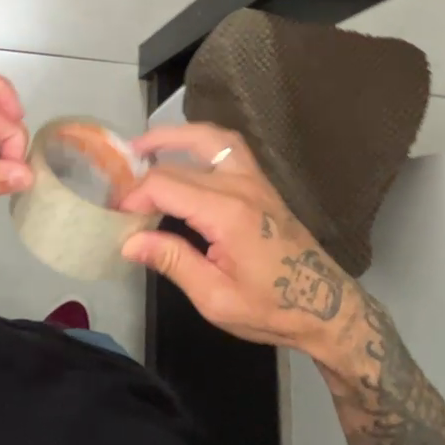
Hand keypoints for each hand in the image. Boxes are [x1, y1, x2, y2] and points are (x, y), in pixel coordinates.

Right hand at [119, 124, 371, 378]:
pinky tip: (182, 155)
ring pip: (209, 138)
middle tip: (119, 192)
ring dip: (173, 136)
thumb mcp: (216, 298)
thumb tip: (129, 241)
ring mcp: (254, 179)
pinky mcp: (261, 183)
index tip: (116, 216)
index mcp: (227, 213)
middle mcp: (240, 185)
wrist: (328, 307)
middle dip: (143, 175)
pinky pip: (227, 146)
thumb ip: (172, 262)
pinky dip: (199, 141)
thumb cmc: (271, 308)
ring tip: (144, 148)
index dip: (133, 196)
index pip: (164, 186)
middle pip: (178, 163)